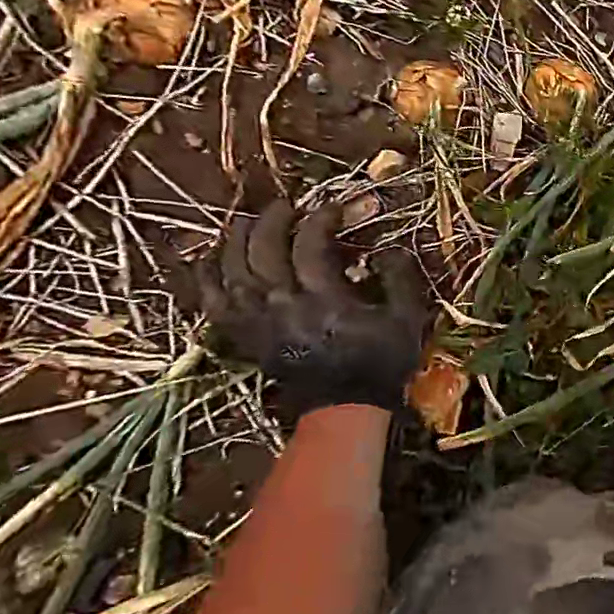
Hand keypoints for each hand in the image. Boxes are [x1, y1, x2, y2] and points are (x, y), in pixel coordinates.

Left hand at [196, 200, 429, 422]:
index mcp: (325, 300)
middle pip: (265, 252)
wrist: (346, 407)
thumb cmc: (381, 360)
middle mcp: (284, 307)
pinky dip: (207, 280)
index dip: (320, 220)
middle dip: (274, 222)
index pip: (310, 246)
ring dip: (237, 241)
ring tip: (248, 223)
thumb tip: (386, 249)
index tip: (333, 208)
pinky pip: (214, 304)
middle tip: (287, 206)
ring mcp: (260, 323)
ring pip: (233, 272)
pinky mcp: (246, 336)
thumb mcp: (406, 318)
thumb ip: (401, 277)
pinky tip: (208, 260)